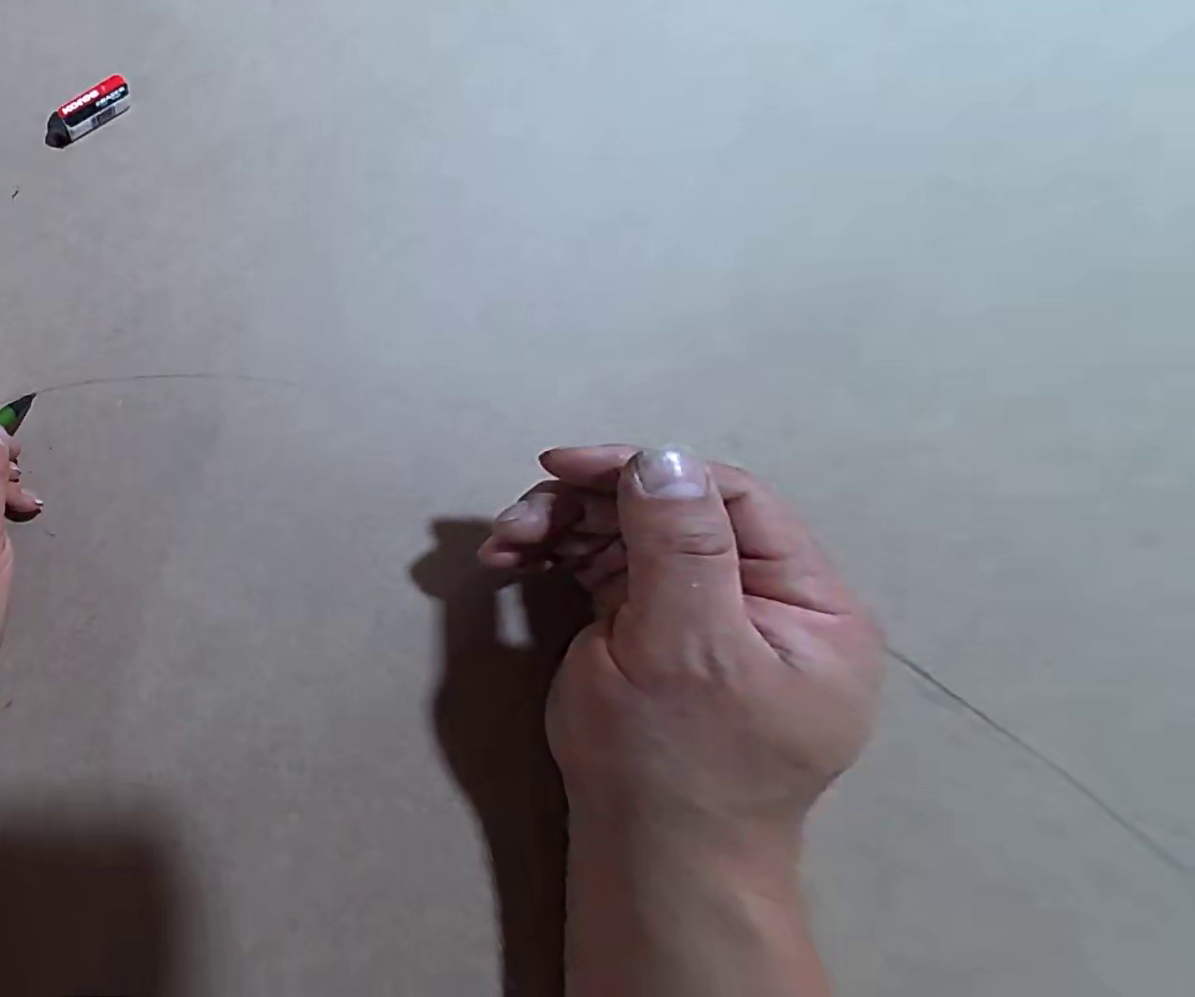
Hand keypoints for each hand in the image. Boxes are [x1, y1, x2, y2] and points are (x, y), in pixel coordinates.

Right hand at [480, 445, 883, 853]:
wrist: (643, 842)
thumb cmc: (675, 756)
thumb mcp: (684, 648)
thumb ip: (681, 548)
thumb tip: (661, 457)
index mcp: (798, 597)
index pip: (723, 498)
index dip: (641, 470)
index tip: (560, 466)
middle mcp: (747, 590)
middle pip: (658, 510)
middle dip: (579, 507)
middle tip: (514, 523)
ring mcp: (689, 602)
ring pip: (618, 532)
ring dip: (552, 528)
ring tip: (501, 546)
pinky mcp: (640, 616)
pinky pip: (594, 562)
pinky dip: (549, 554)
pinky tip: (510, 561)